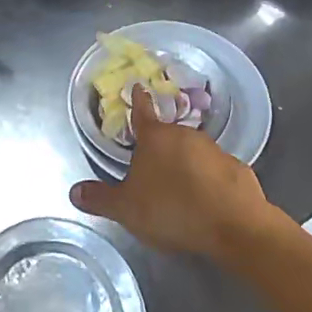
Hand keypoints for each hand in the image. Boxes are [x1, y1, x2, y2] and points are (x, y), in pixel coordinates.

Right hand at [70, 84, 277, 259]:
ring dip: (185, 165)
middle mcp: (185, 135)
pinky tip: (206, 202)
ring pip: (193, 153)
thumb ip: (100, 198)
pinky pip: (216, 172)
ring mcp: (215, 151)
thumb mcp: (126, 208)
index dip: (137, 101)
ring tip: (178, 191)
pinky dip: (209, 182)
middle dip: (160, 148)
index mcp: (156, 138)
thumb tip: (74, 191)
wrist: (233, 225)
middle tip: (151, 168)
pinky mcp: (238, 169)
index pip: (142, 112)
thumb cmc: (172, 209)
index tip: (138, 86)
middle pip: (168, 136)